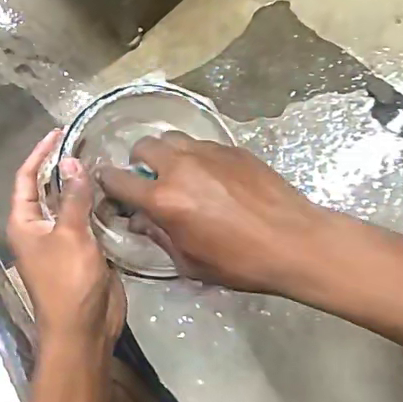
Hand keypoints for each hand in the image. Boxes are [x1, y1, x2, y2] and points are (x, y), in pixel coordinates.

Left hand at [8, 130, 124, 348]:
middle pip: (47, 188)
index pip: (26, 178)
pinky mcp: (82, 250)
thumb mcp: (70, 235)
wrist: (83, 329)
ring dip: (82, 184)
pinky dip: (97, 204)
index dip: (39, 153)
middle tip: (86, 141)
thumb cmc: (68, 282)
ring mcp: (61, 240)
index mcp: (24, 223)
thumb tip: (71, 162)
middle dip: (63, 165)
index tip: (58, 132)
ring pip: (70, 203)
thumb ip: (72, 197)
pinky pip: (87, 220)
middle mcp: (39, 228)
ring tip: (103, 159)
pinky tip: (114, 190)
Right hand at [97, 132, 331, 294]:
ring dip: (167, 154)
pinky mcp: (232, 148)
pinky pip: (202, 145)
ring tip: (179, 173)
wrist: (294, 241)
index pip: (119, 180)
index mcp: (165, 198)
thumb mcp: (190, 261)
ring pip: (173, 139)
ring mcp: (208, 152)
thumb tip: (141, 220)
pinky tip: (212, 177)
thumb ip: (159, 236)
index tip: (108, 184)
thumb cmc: (239, 262)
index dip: (108, 181)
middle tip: (149, 179)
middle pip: (143, 146)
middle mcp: (181, 166)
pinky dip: (196, 157)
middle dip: (138, 161)